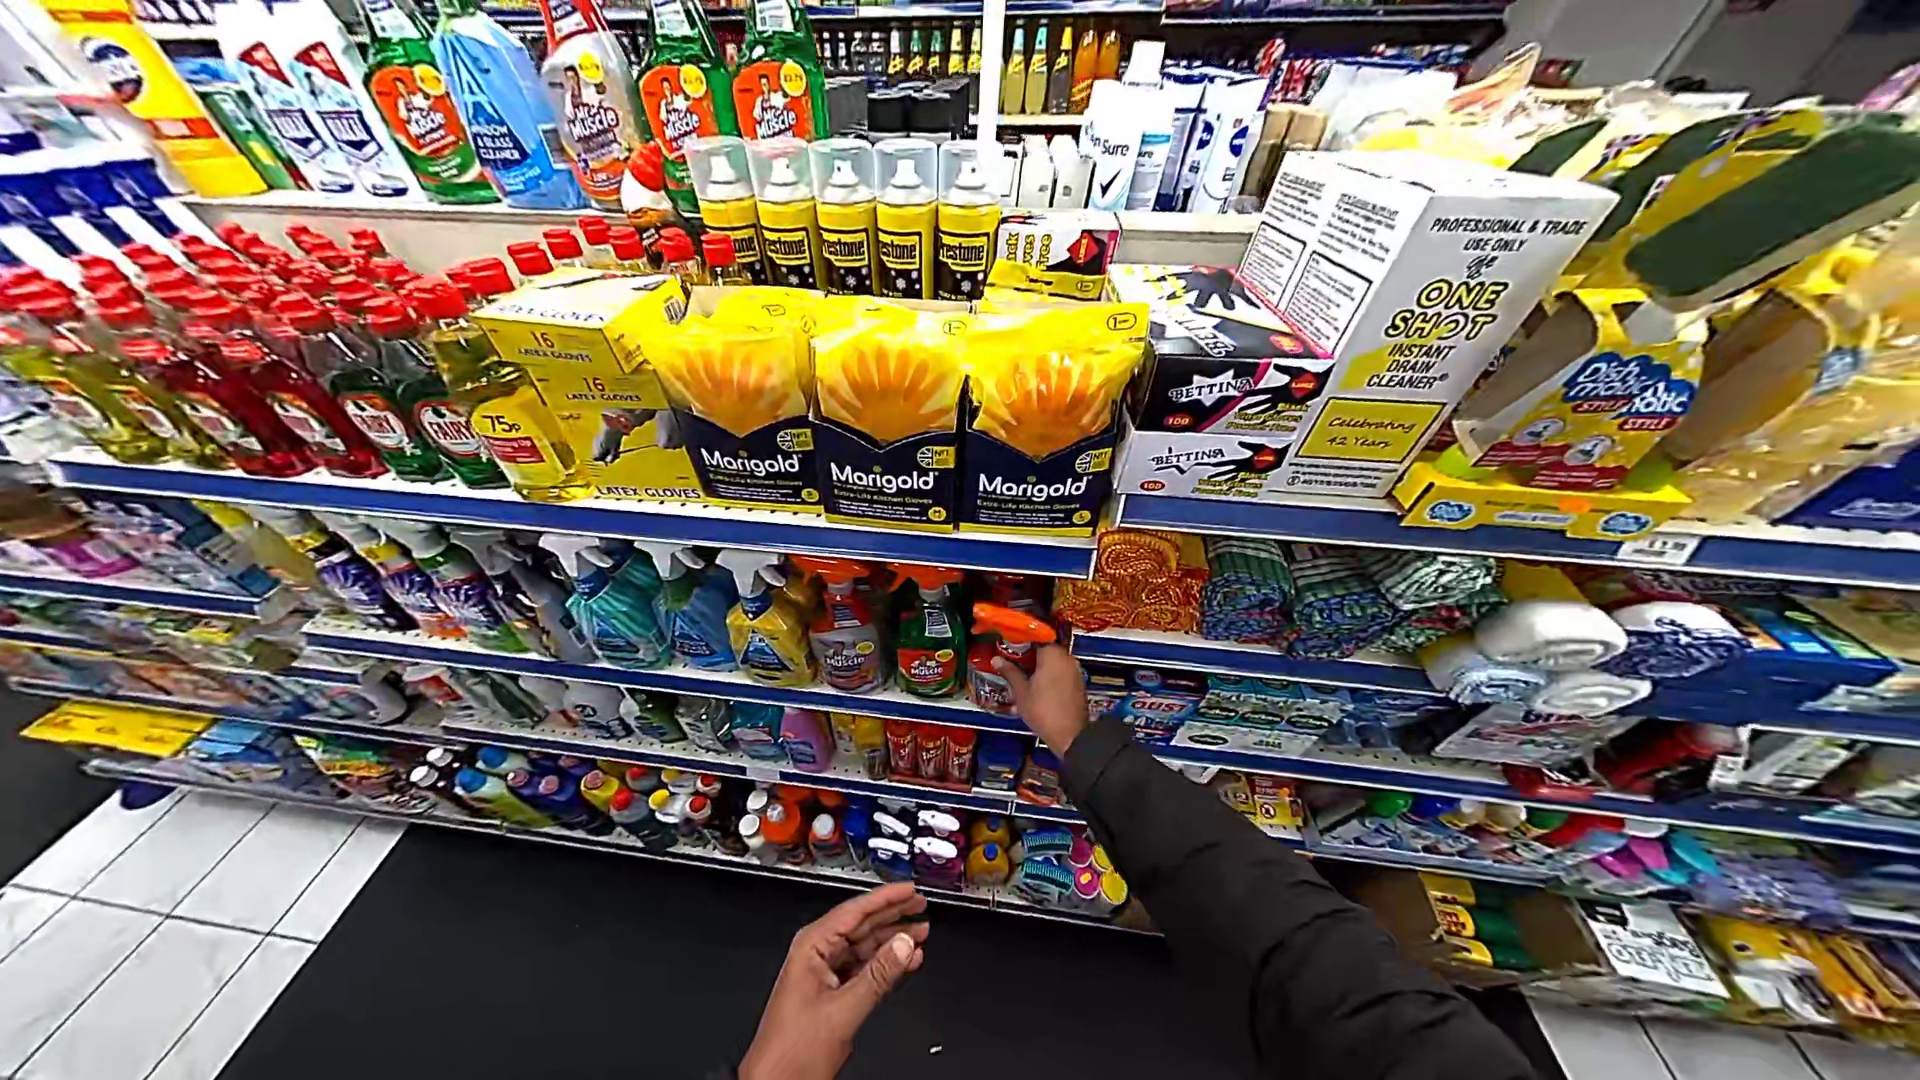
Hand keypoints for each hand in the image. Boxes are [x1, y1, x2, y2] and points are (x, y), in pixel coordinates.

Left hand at [739, 882, 928, 1079]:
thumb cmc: (790, 1052)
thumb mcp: (842, 1010)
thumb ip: (878, 975)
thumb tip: (904, 944)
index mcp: (812, 945)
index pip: (856, 910)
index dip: (886, 897)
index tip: (908, 889)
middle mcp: (818, 953)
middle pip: (863, 924)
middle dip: (894, 914)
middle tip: (919, 903)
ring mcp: (826, 973)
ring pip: (867, 946)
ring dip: (894, 941)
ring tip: (920, 932)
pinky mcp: (833, 992)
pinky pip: (865, 969)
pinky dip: (887, 965)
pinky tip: (906, 962)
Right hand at [996, 644, 1088, 754]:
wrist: (1070, 735)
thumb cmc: (1043, 711)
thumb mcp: (1022, 692)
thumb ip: (1010, 672)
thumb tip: (997, 660)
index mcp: (1053, 654)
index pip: (1036, 636)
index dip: (1021, 640)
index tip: (1009, 645)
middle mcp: (1067, 658)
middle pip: (1046, 648)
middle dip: (1029, 653)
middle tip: (1013, 660)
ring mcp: (1074, 670)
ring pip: (1054, 660)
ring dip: (1039, 664)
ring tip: (1022, 673)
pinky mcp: (1078, 682)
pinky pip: (1061, 671)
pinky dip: (1049, 674)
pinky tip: (1036, 684)